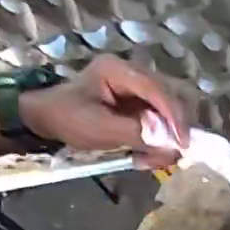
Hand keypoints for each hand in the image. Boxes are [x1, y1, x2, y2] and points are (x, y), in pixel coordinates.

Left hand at [18, 57, 197, 168]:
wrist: (45, 118)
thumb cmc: (67, 119)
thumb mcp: (99, 129)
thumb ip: (137, 133)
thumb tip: (170, 141)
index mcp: (118, 70)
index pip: (159, 89)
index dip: (176, 116)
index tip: (183, 143)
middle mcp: (134, 74)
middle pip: (175, 96)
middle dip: (177, 127)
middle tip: (172, 154)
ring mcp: (140, 88)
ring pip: (174, 109)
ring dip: (171, 136)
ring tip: (155, 158)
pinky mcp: (142, 103)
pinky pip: (165, 119)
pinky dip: (163, 139)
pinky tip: (150, 154)